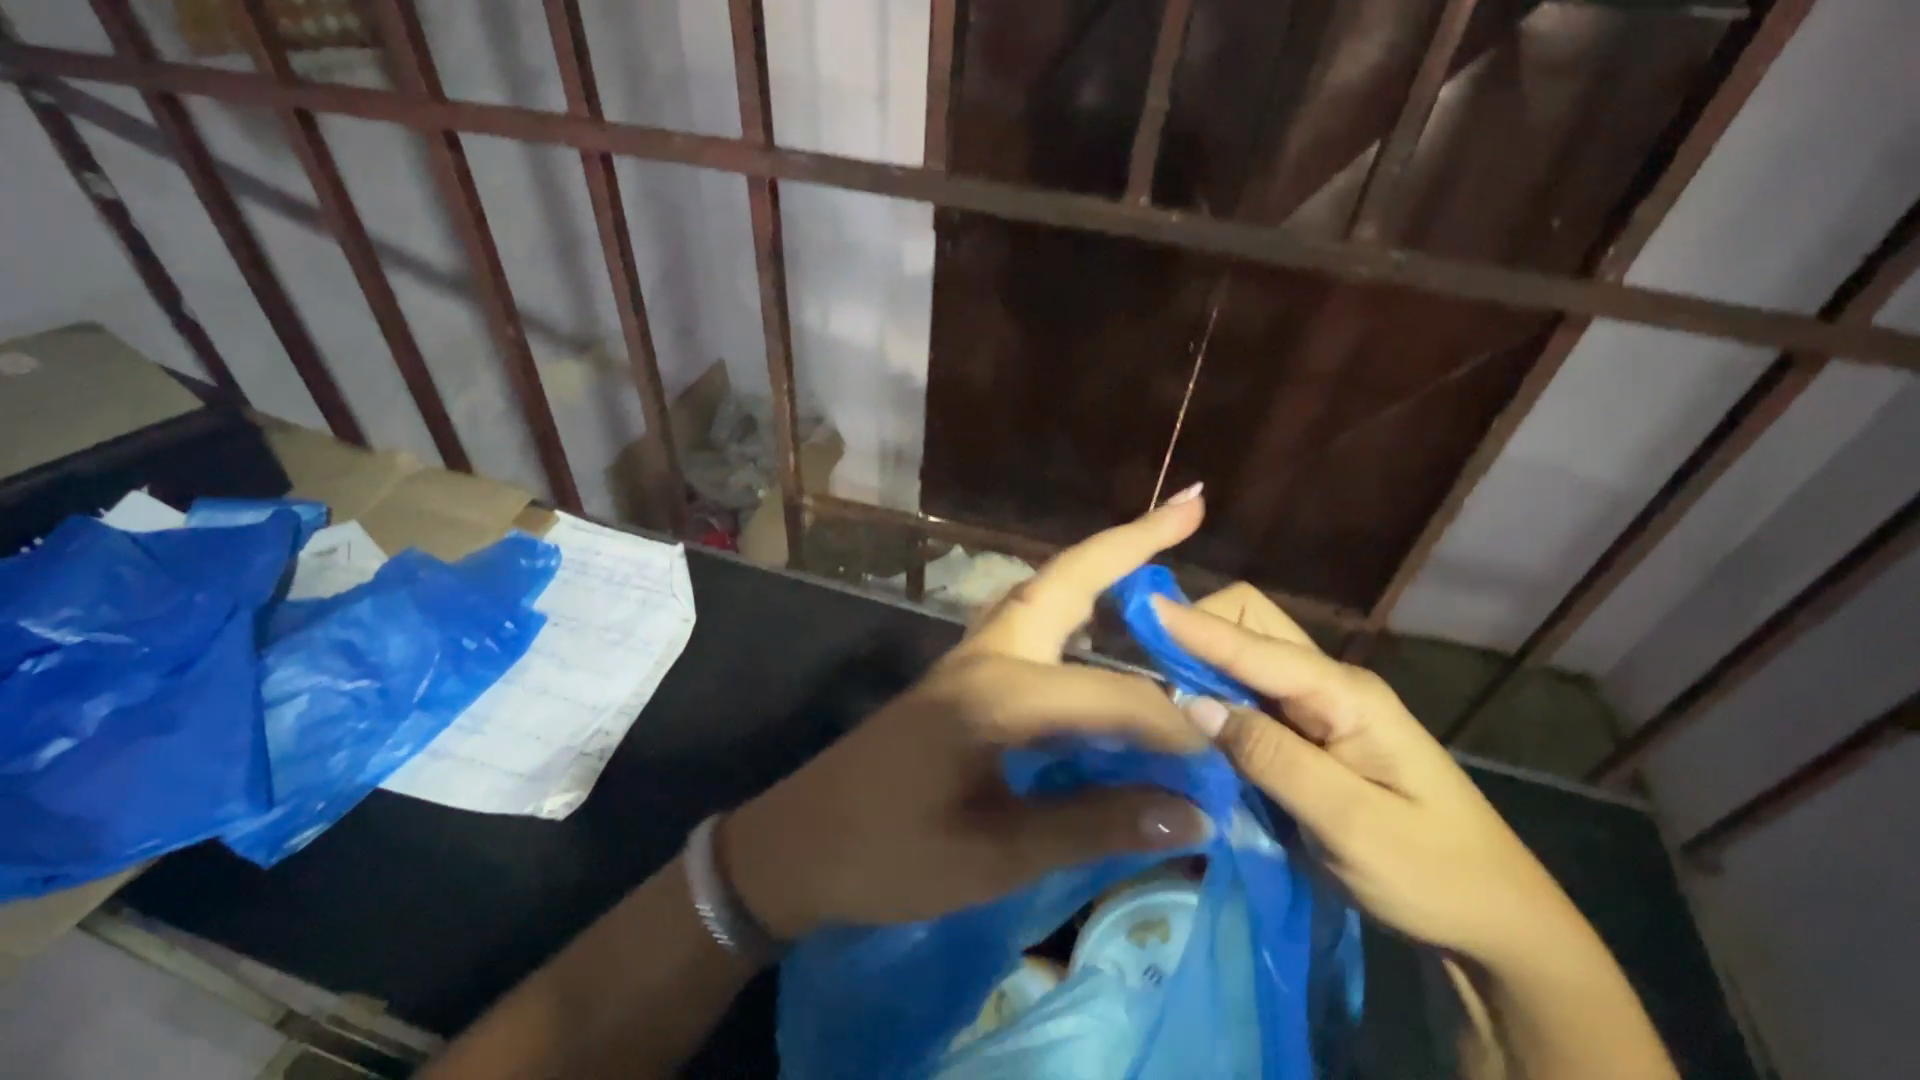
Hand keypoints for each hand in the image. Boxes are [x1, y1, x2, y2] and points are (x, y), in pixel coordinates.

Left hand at [722, 488, 1215, 940]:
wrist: (793, 849)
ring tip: (1155, 555)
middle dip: (1129, 543)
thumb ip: (1092, 825)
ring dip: (1097, 567)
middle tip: (1192, 509)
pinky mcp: (957, 680)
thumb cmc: (887, 857)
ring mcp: (965, 662)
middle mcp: (985, 659)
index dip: (1172, 731)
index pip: (1113, 697)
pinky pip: (1025, 624)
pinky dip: (1071, 607)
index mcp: (998, 697)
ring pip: (1040, 594)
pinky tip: (1096, 627)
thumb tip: (1193, 809)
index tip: (1219, 770)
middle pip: (1064, 582)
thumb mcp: (993, 856)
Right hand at [1155, 587, 1581, 966]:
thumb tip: (1191, 702)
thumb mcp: (1351, 823)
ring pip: (1249, 658)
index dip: (1192, 627)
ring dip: (1200, 659)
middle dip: (1196, 628)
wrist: (1495, 920)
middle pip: (1253, 626)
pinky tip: (1185, 712)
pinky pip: (1253, 698)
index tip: (1134, 609)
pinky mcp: (1312, 738)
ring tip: (1145, 677)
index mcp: (1346, 695)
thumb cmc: (1431, 874)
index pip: (1254, 644)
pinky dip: (1215, 694)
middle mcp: (1331, 687)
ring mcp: (1323, 711)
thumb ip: (1271, 757)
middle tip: (1135, 655)